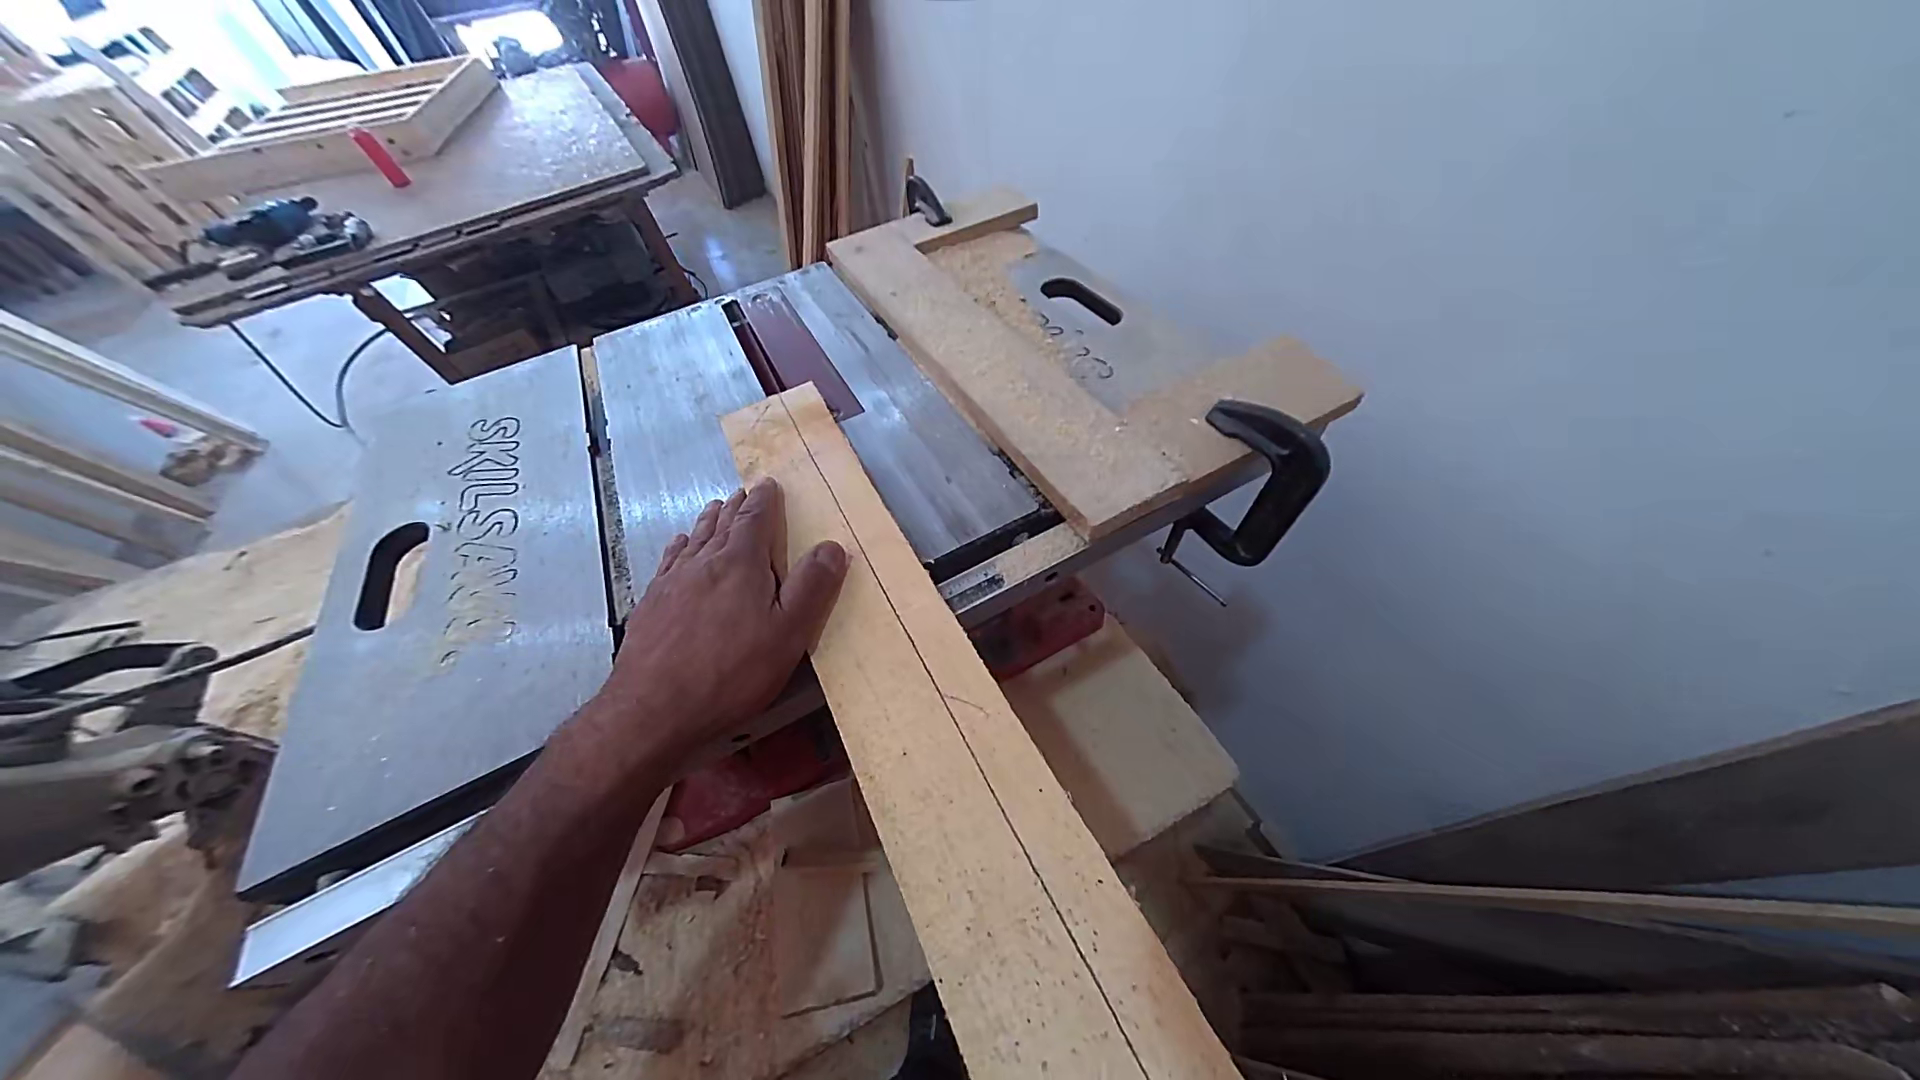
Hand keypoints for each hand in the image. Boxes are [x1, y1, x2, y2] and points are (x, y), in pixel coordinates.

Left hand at [594, 479, 846, 763]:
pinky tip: (681, 546)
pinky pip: (670, 562)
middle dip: (738, 508)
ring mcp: (673, 583)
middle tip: (744, 494)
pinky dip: (681, 547)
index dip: (765, 501)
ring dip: (709, 522)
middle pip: (723, 525)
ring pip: (695, 540)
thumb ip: (811, 587)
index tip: (769, 485)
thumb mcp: (788, 633)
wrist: (653, 710)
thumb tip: (831, 546)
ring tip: (716, 508)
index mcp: (741, 564)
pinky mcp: (652, 604)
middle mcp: (704, 564)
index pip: (755, 520)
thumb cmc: (731, 673)